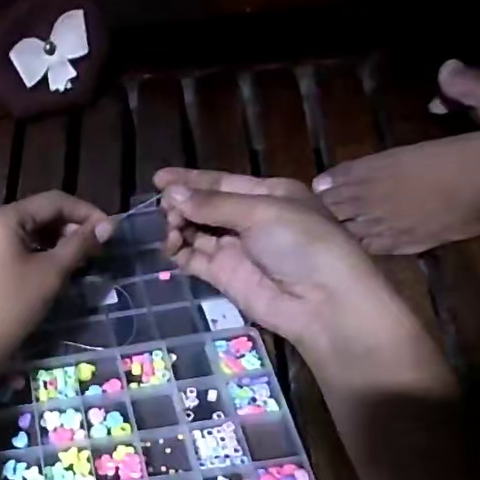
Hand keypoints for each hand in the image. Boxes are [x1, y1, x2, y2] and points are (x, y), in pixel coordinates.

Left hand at [0, 191, 112, 364]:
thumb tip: (109, 225)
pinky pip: (21, 246)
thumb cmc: (14, 305)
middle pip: (42, 214)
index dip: (86, 212)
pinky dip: (43, 252)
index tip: (111, 229)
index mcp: (4, 216)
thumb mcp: (51, 272)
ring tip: (84, 257)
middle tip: (99, 246)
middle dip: (72, 227)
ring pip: (32, 231)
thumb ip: (80, 245)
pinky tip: (61, 266)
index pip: (54, 201)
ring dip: (60, 241)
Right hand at [155, 168, 448, 390]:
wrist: (321, 301)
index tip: (158, 178)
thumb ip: (214, 204)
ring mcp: (237, 250)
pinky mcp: (226, 277)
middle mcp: (250, 219)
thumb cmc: (302, 243)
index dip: (190, 180)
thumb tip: (171, 194)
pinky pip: (197, 259)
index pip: (221, 182)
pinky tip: (171, 246)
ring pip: (198, 232)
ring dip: (180, 226)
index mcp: (267, 194)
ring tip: (170, 227)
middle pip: (207, 207)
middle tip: (163, 208)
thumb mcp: (261, 212)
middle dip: (183, 204)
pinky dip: (181, 252)